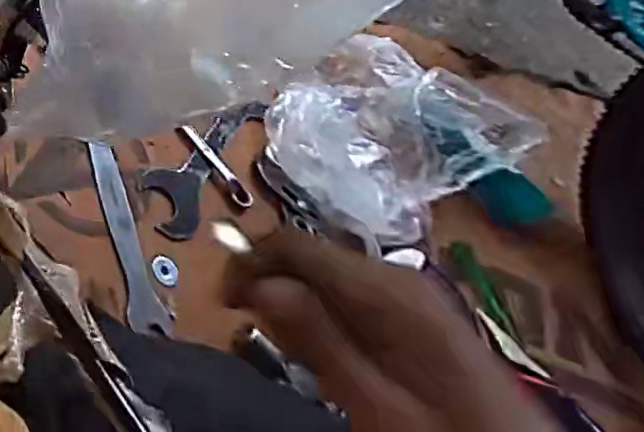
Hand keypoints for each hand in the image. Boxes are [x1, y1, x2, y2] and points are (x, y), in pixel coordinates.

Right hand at [224, 227, 556, 431]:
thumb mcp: (378, 402)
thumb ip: (316, 336)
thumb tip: (256, 283)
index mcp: (385, 287)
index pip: (288, 241)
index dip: (244, 261)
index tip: (224, 300)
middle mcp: (395, 276)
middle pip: (305, 256)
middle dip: (269, 284)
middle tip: (254, 327)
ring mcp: (410, 295)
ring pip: (322, 276)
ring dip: (293, 302)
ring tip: (289, 345)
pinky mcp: (418, 316)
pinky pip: (349, 297)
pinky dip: (323, 315)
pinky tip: (327, 350)